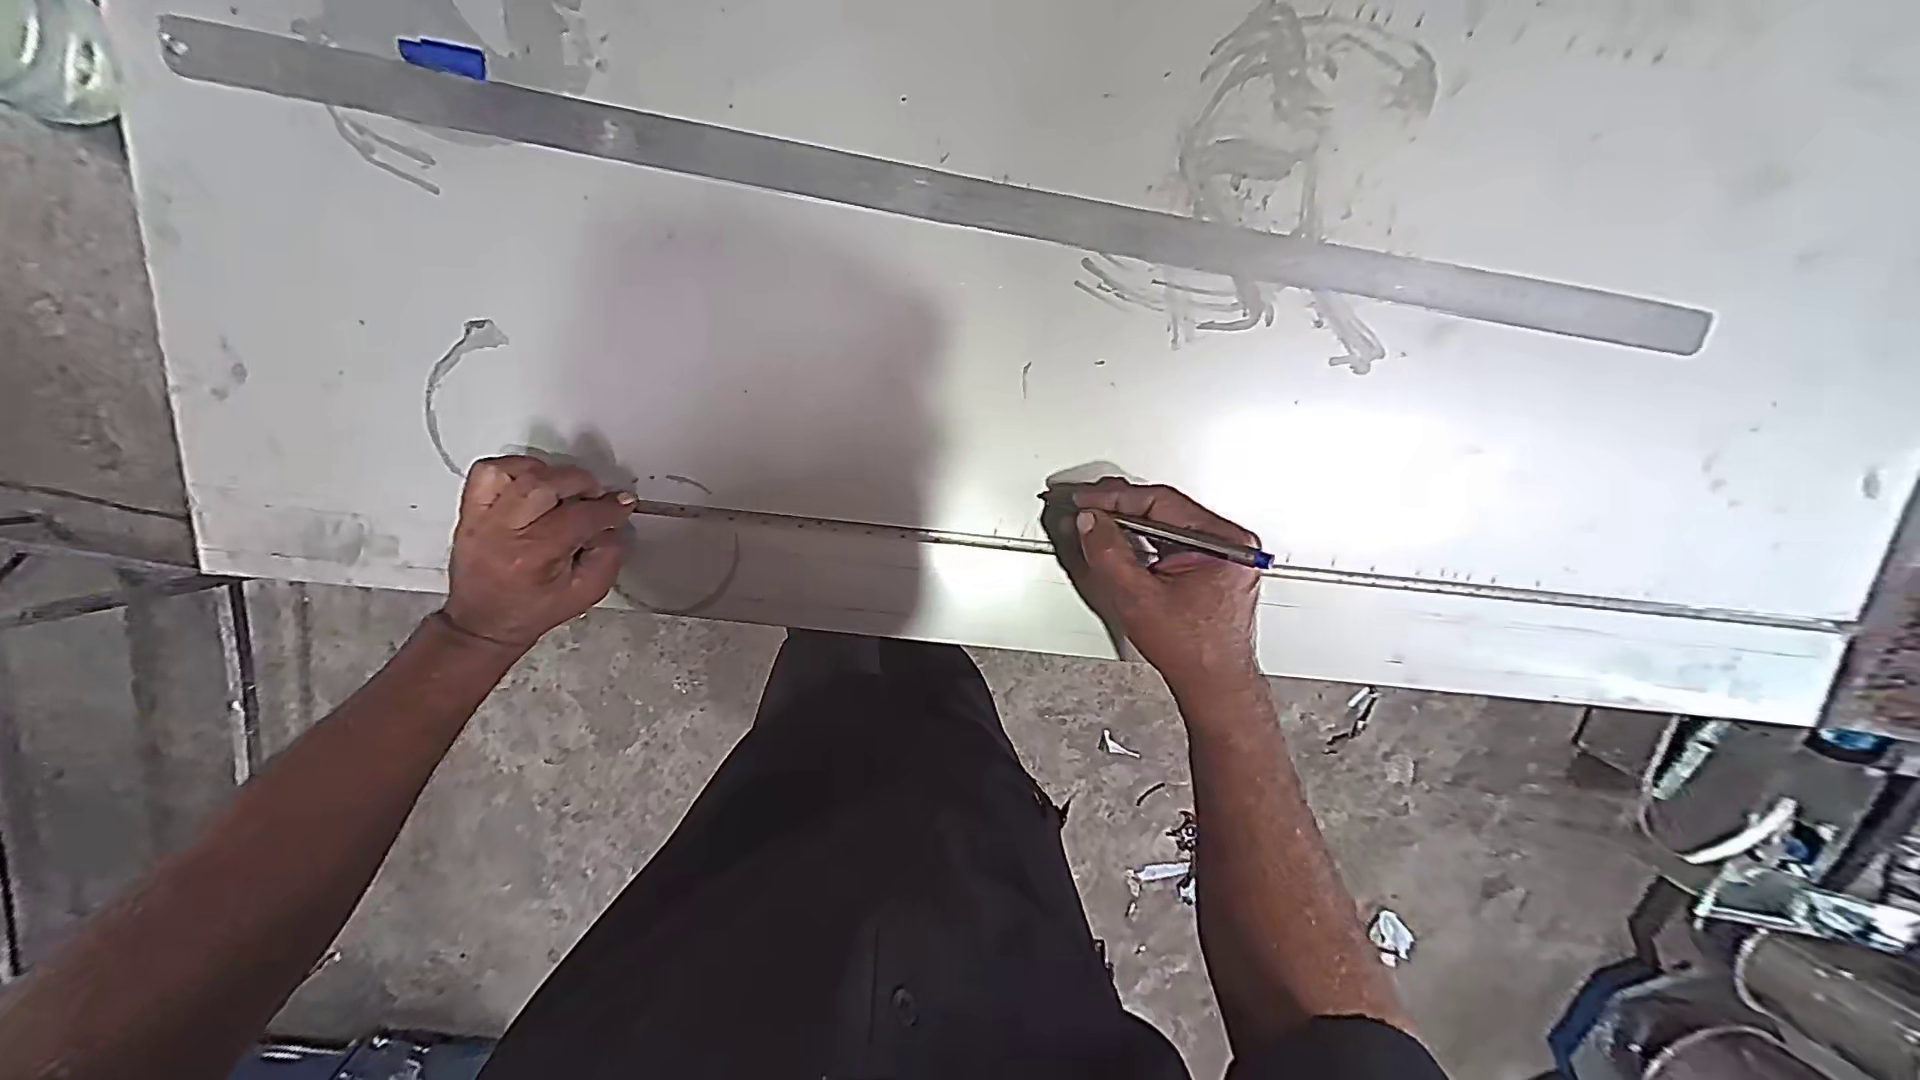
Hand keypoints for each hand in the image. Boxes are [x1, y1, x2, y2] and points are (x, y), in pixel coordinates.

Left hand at [440, 455, 634, 647]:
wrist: (485, 621)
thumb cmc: (534, 609)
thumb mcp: (588, 591)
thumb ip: (609, 554)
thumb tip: (613, 522)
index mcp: (534, 557)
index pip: (580, 517)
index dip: (610, 508)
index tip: (623, 505)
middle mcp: (504, 532)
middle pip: (546, 485)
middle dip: (583, 484)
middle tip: (597, 496)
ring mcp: (483, 518)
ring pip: (518, 473)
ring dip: (552, 474)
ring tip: (567, 489)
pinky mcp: (471, 510)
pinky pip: (489, 471)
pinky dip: (517, 467)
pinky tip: (535, 481)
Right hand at [1062, 478, 1261, 692]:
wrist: (1213, 684)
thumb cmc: (1192, 650)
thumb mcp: (1137, 596)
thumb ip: (1109, 553)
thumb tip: (1092, 522)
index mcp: (1223, 541)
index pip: (1159, 501)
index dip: (1114, 498)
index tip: (1087, 501)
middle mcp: (1229, 542)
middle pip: (1164, 508)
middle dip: (1119, 507)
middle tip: (1086, 506)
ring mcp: (1222, 554)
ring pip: (1165, 524)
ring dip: (1128, 523)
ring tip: (1097, 523)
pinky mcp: (1212, 566)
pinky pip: (1171, 541)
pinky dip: (1142, 540)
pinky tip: (1120, 542)